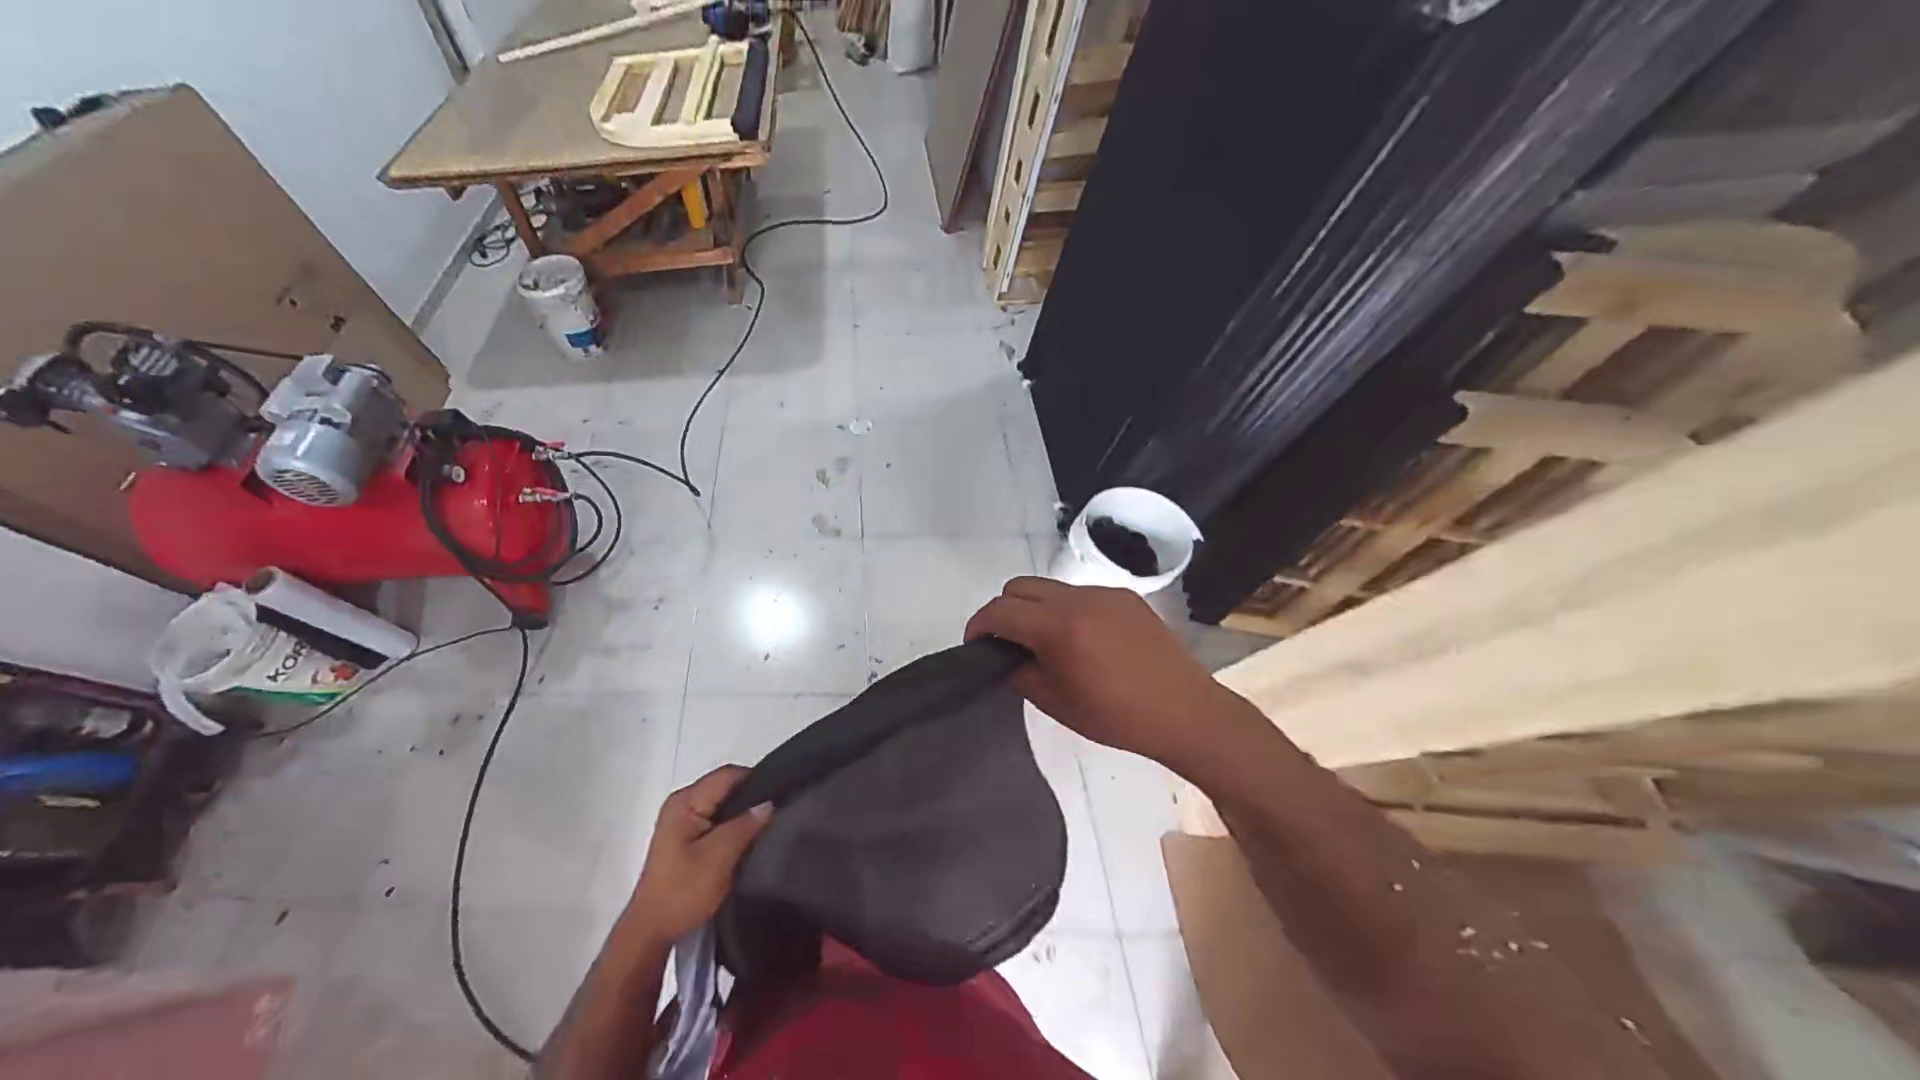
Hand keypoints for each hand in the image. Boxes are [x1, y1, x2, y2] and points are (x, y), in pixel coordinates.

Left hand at [625, 766, 771, 941]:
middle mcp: (682, 804)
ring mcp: (684, 821)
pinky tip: (750, 839)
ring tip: (769, 826)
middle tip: (780, 812)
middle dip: (752, 797)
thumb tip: (768, 804)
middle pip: (726, 787)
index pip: (728, 775)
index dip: (756, 781)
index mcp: (685, 802)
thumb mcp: (718, 858)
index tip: (782, 795)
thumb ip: (744, 826)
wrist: (652, 932)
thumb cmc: (681, 893)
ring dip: (744, 814)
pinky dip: (735, 827)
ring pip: (724, 805)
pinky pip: (719, 820)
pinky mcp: (688, 838)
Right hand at [965, 577, 1248, 770]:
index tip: (975, 647)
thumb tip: (1001, 658)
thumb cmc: (1118, 718)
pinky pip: (1079, 593)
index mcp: (1061, 628)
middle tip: (1006, 645)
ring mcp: (1105, 593)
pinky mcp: (1125, 597)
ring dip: (1034, 608)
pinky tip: (1080, 640)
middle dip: (1003, 611)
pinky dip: (1065, 609)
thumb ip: (1019, 674)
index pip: (1001, 611)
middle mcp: (1080, 598)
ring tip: (1045, 644)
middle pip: (1020, 587)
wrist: (1186, 712)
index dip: (979, 626)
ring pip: (1049, 587)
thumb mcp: (1056, 703)